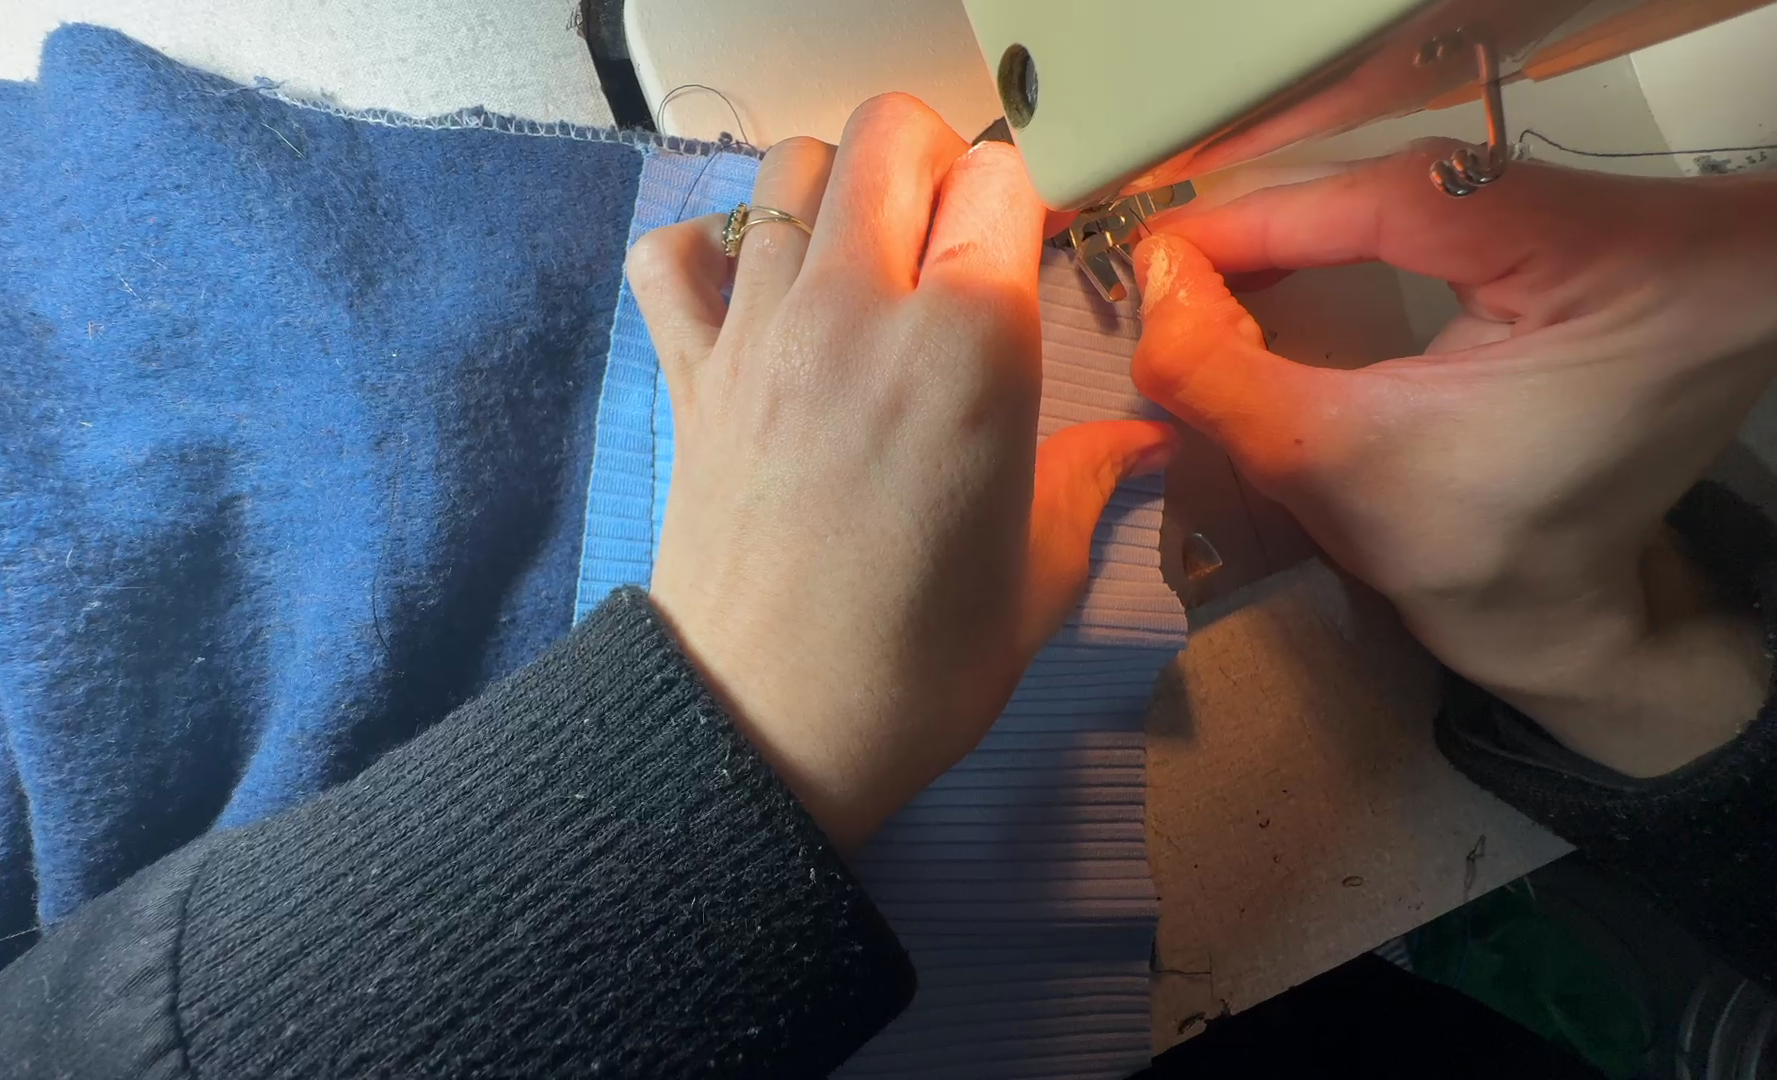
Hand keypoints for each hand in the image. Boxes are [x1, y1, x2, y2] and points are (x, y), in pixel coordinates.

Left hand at [624, 95, 1173, 849]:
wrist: (763, 724)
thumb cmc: (916, 668)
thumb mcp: (1036, 580)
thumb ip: (1090, 480)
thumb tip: (1142, 439)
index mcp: (969, 350)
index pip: (999, 181)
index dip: (1018, 209)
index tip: (1018, 260)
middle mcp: (855, 311)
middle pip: (887, 134)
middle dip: (931, 164)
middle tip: (944, 240)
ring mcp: (757, 334)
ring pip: (786, 171)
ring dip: (833, 195)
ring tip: (854, 267)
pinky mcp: (689, 375)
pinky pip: (670, 258)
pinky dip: (704, 251)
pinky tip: (743, 297)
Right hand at [1132, 144, 1776, 776]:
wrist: (1537, 597)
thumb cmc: (1450, 551)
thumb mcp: (1311, 462)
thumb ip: (1212, 370)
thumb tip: (1153, 276)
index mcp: (1644, 270)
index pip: (1417, 196)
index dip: (1271, 217)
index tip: (1167, 249)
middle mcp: (1680, 221)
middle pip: (1428, 182)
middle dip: (1282, 221)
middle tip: (1179, 259)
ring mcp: (1657, 226)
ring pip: (1436, 189)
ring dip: (1309, 225)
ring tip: (1217, 264)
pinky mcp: (1615, 246)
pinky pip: (1456, 212)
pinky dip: (1351, 236)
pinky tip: (1285, 263)